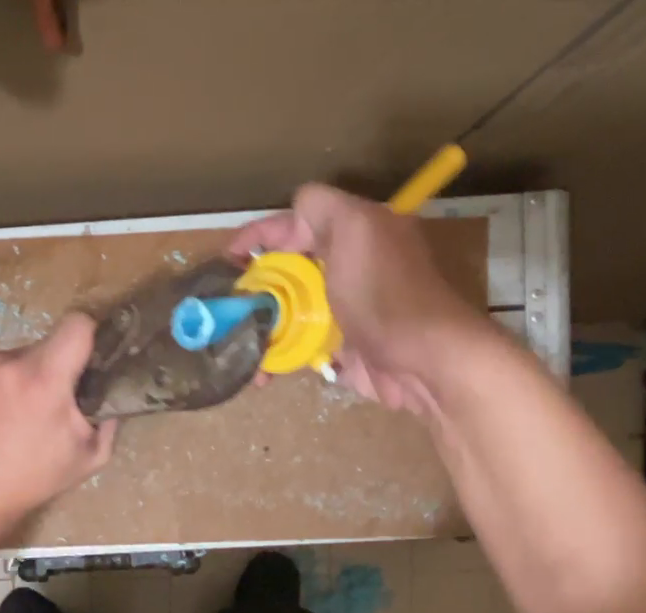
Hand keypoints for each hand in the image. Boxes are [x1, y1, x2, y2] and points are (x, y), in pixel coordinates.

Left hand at [0, 315, 117, 528]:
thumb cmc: (35, 477)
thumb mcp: (90, 457)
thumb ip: (110, 422)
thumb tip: (114, 399)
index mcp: (45, 379)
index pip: (77, 324)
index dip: (93, 336)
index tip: (95, 361)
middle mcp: (14, 362)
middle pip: (55, 341)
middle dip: (66, 364)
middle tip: (67, 399)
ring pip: (31, 354)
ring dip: (40, 373)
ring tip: (35, 411)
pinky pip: (9, 364)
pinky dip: (18, 381)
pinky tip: (13, 412)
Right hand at [229, 183, 502, 415]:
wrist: (421, 359)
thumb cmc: (385, 292)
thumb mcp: (355, 227)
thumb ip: (321, 206)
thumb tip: (293, 212)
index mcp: (350, 234)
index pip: (295, 224)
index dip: (258, 237)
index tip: (228, 260)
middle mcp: (346, 269)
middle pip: (285, 273)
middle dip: (253, 289)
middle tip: (224, 309)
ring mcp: (343, 312)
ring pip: (287, 314)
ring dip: (258, 329)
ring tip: (233, 346)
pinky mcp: (341, 351)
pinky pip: (299, 351)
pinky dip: (277, 361)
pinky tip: (261, 374)